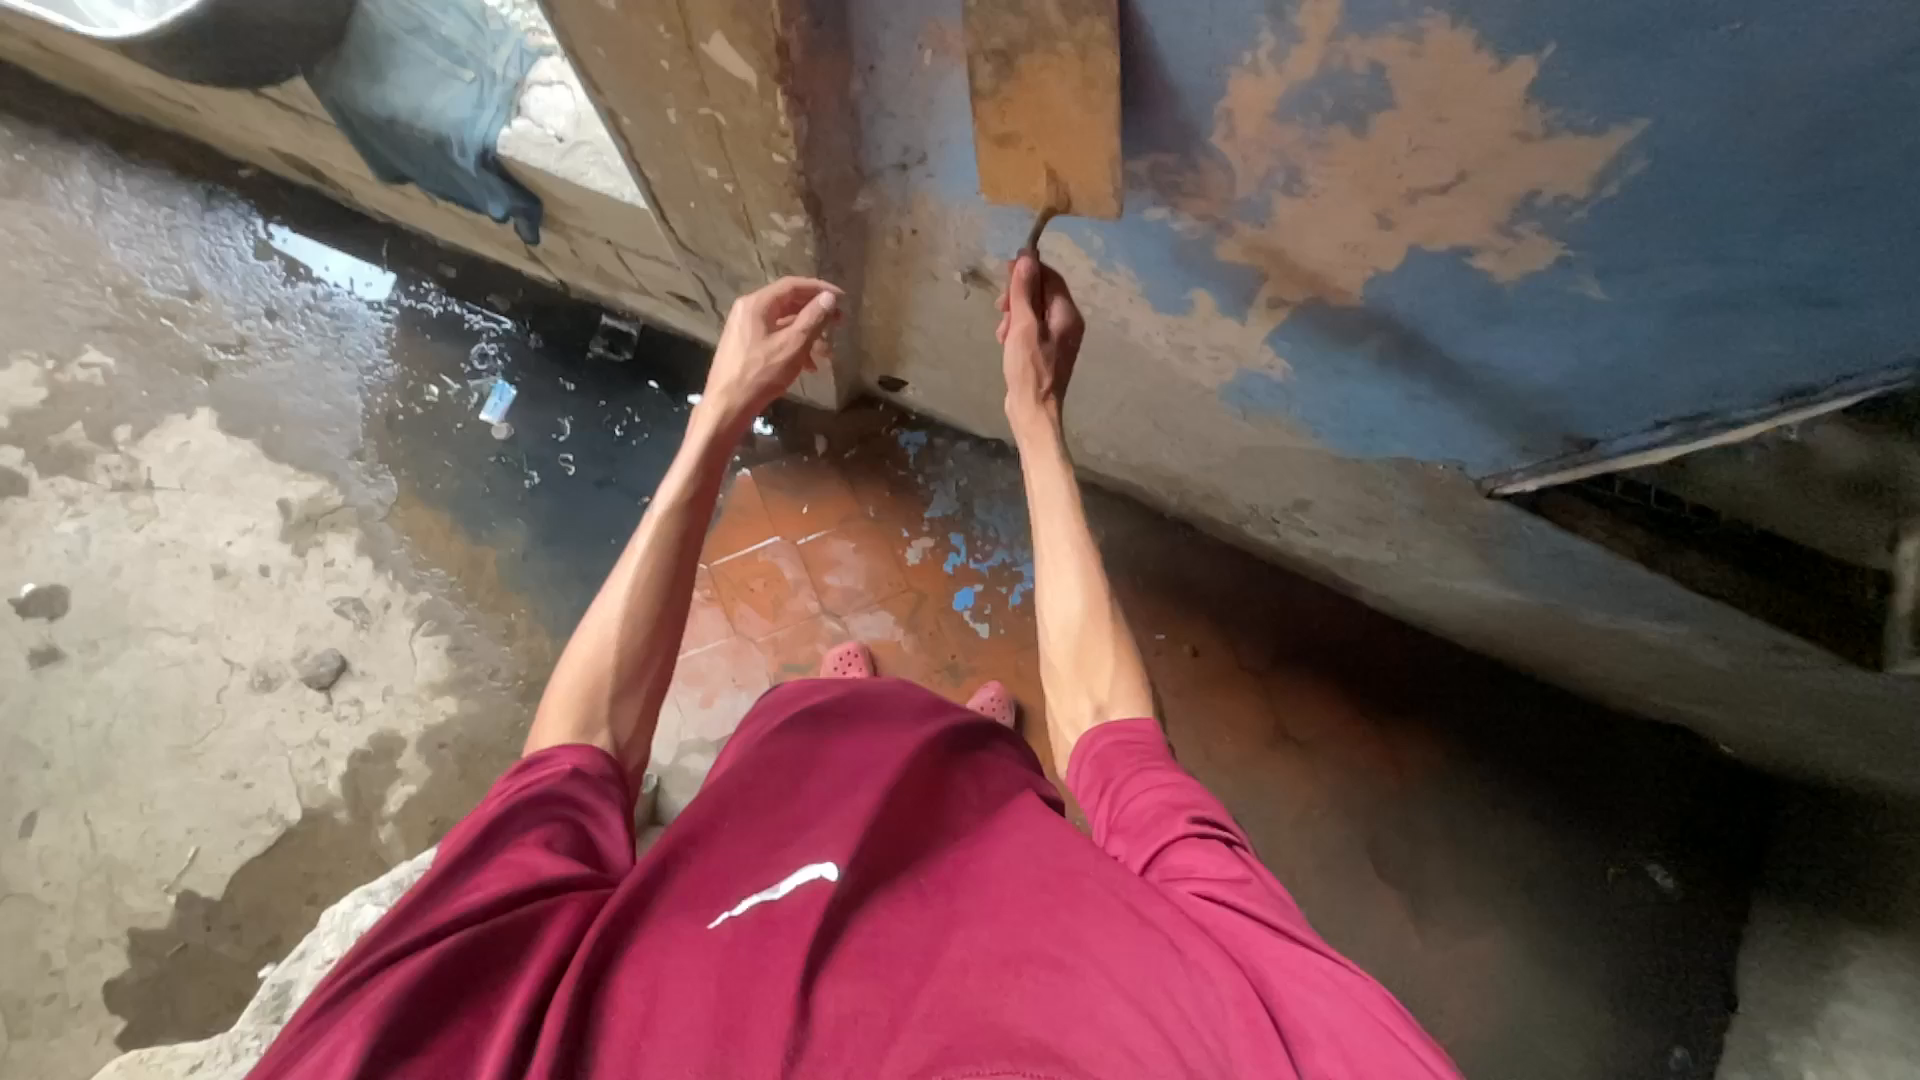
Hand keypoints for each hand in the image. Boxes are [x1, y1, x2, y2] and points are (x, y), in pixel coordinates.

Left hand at [701, 277, 842, 429]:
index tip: (842, 299)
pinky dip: (794, 346)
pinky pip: (775, 338)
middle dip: (816, 314)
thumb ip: (813, 319)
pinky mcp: (746, 347)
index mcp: (757, 304)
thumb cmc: (761, 373)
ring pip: (783, 324)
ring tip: (827, 353)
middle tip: (839, 323)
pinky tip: (809, 365)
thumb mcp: (793, 345)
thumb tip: (829, 298)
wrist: (728, 405)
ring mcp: (746, 329)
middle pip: (788, 303)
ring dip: (808, 335)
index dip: (820, 289)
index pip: (793, 285)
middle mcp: (749, 310)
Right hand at [997, 253, 1081, 431]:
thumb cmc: (1029, 369)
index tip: (1005, 269)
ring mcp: (1057, 339)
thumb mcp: (1023, 326)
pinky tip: (1004, 341)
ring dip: (1014, 314)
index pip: (1051, 278)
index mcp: (1068, 315)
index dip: (1029, 270)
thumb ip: (1024, 292)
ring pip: (1033, 312)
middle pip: (1042, 294)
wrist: (1033, 409)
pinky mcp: (1045, 351)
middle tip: (999, 307)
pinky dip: (1016, 330)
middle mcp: (1067, 324)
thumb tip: (1025, 258)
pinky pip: (1031, 329)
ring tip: (1002, 331)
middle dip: (1018, 296)